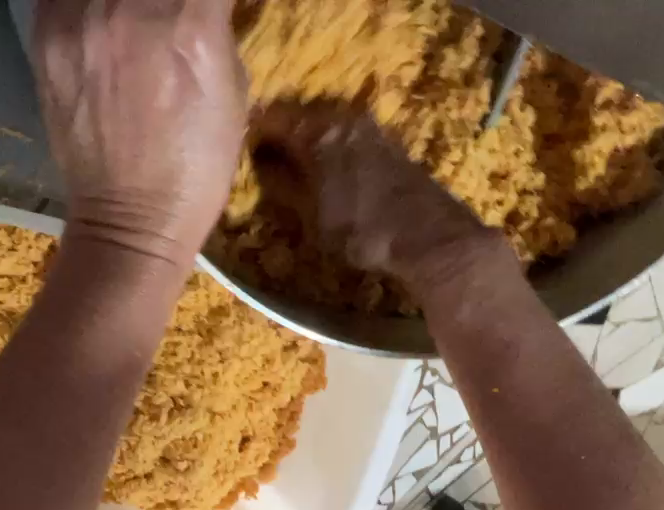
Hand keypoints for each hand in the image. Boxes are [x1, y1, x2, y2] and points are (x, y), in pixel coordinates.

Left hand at [32, 0, 247, 265]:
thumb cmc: (195, 170)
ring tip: (129, 20)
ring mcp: (80, 17)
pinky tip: (99, 21)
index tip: (200, 6)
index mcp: (190, 20)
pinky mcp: (46, 34)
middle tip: (163, 14)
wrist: (129, 223)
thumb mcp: (232, 91)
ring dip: (121, 2)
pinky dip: (84, 4)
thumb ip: (214, 21)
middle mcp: (129, 4)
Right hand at [251, 102, 499, 286]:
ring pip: (326, 128)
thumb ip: (281, 183)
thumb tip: (261, 163)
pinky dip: (331, 152)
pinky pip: (347, 140)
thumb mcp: (309, 214)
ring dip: (308, 144)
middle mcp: (344, 119)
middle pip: (301, 117)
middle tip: (263, 161)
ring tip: (293, 170)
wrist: (426, 237)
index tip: (238, 150)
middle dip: (280, 137)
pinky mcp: (389, 146)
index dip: (253, 133)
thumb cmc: (359, 229)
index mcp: (317, 131)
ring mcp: (371, 130)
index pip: (272, 118)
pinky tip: (327, 175)